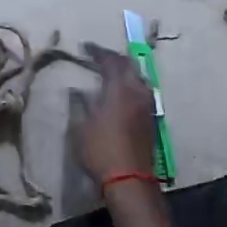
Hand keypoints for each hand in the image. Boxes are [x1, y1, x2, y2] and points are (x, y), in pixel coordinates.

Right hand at [77, 52, 158, 194]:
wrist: (129, 179)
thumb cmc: (100, 150)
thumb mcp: (81, 126)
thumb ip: (79, 104)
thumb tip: (76, 91)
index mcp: (120, 89)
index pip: (111, 61)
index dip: (99, 52)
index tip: (86, 48)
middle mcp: (138, 92)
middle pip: (130, 66)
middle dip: (115, 59)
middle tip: (100, 58)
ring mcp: (147, 106)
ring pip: (139, 79)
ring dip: (125, 72)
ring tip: (110, 74)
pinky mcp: (151, 119)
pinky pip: (141, 92)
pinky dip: (130, 86)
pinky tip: (120, 94)